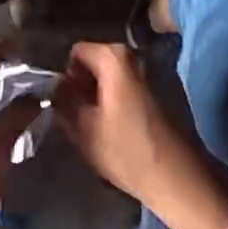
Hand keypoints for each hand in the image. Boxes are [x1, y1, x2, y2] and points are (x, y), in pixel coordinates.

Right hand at [52, 42, 227, 228]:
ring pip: (106, 76)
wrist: (174, 175)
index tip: (60, 101)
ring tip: (87, 124)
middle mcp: (130, 55)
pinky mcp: (152, 88)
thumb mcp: (83, 130)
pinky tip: (107, 126)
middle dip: (78, 85)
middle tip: (70, 115)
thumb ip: (64, 103)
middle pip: (91, 62)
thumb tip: (53, 90)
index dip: (64, 76)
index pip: (75, 53)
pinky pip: (121, 85)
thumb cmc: (126, 151)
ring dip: (93, 94)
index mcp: (113, 56)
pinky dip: (110, 99)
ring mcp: (144, 70)